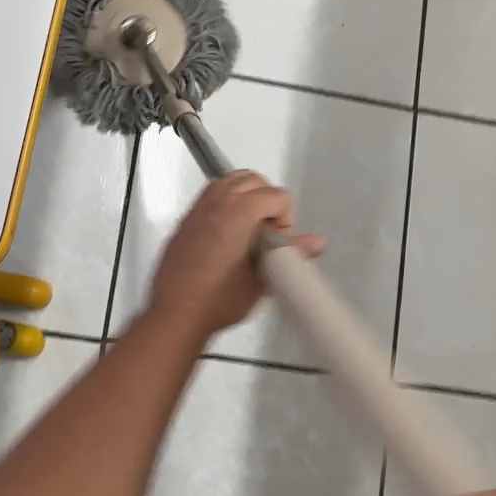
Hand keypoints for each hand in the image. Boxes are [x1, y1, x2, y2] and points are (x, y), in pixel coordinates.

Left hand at [148, 171, 324, 336]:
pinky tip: (228, 235)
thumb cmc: (219, 300)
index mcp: (239, 212)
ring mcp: (197, 209)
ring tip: (250, 229)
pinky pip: (210, 196)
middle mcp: (217, 203)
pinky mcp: (185, 221)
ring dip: (245, 197)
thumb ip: (291, 254)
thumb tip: (319, 242)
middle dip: (268, 201)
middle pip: (252, 180)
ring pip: (229, 182)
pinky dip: (225, 203)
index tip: (279, 242)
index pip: (276, 196)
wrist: (176, 314)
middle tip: (269, 232)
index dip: (285, 218)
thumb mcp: (262, 279)